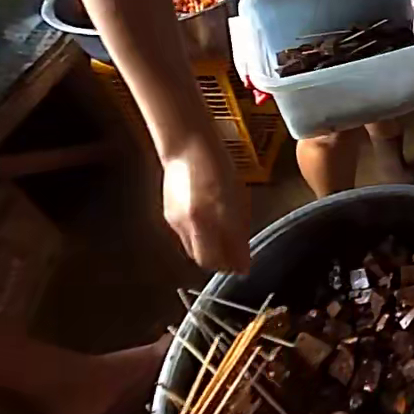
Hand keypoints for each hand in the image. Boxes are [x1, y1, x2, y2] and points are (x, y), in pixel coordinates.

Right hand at [161, 138, 249, 274]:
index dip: (234, 266)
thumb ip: (239, 229)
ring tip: (223, 241)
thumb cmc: (218, 166)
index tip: (244, 266)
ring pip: (194, 251)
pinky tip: (208, 225)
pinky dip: (199, 238)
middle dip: (221, 264)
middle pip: (205, 261)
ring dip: (209, 252)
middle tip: (234, 258)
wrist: (186, 147)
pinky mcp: (169, 217)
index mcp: (209, 217)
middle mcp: (190, 224)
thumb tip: (243, 258)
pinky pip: (186, 237)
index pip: (220, 259)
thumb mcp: (237, 197)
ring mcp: (176, 221)